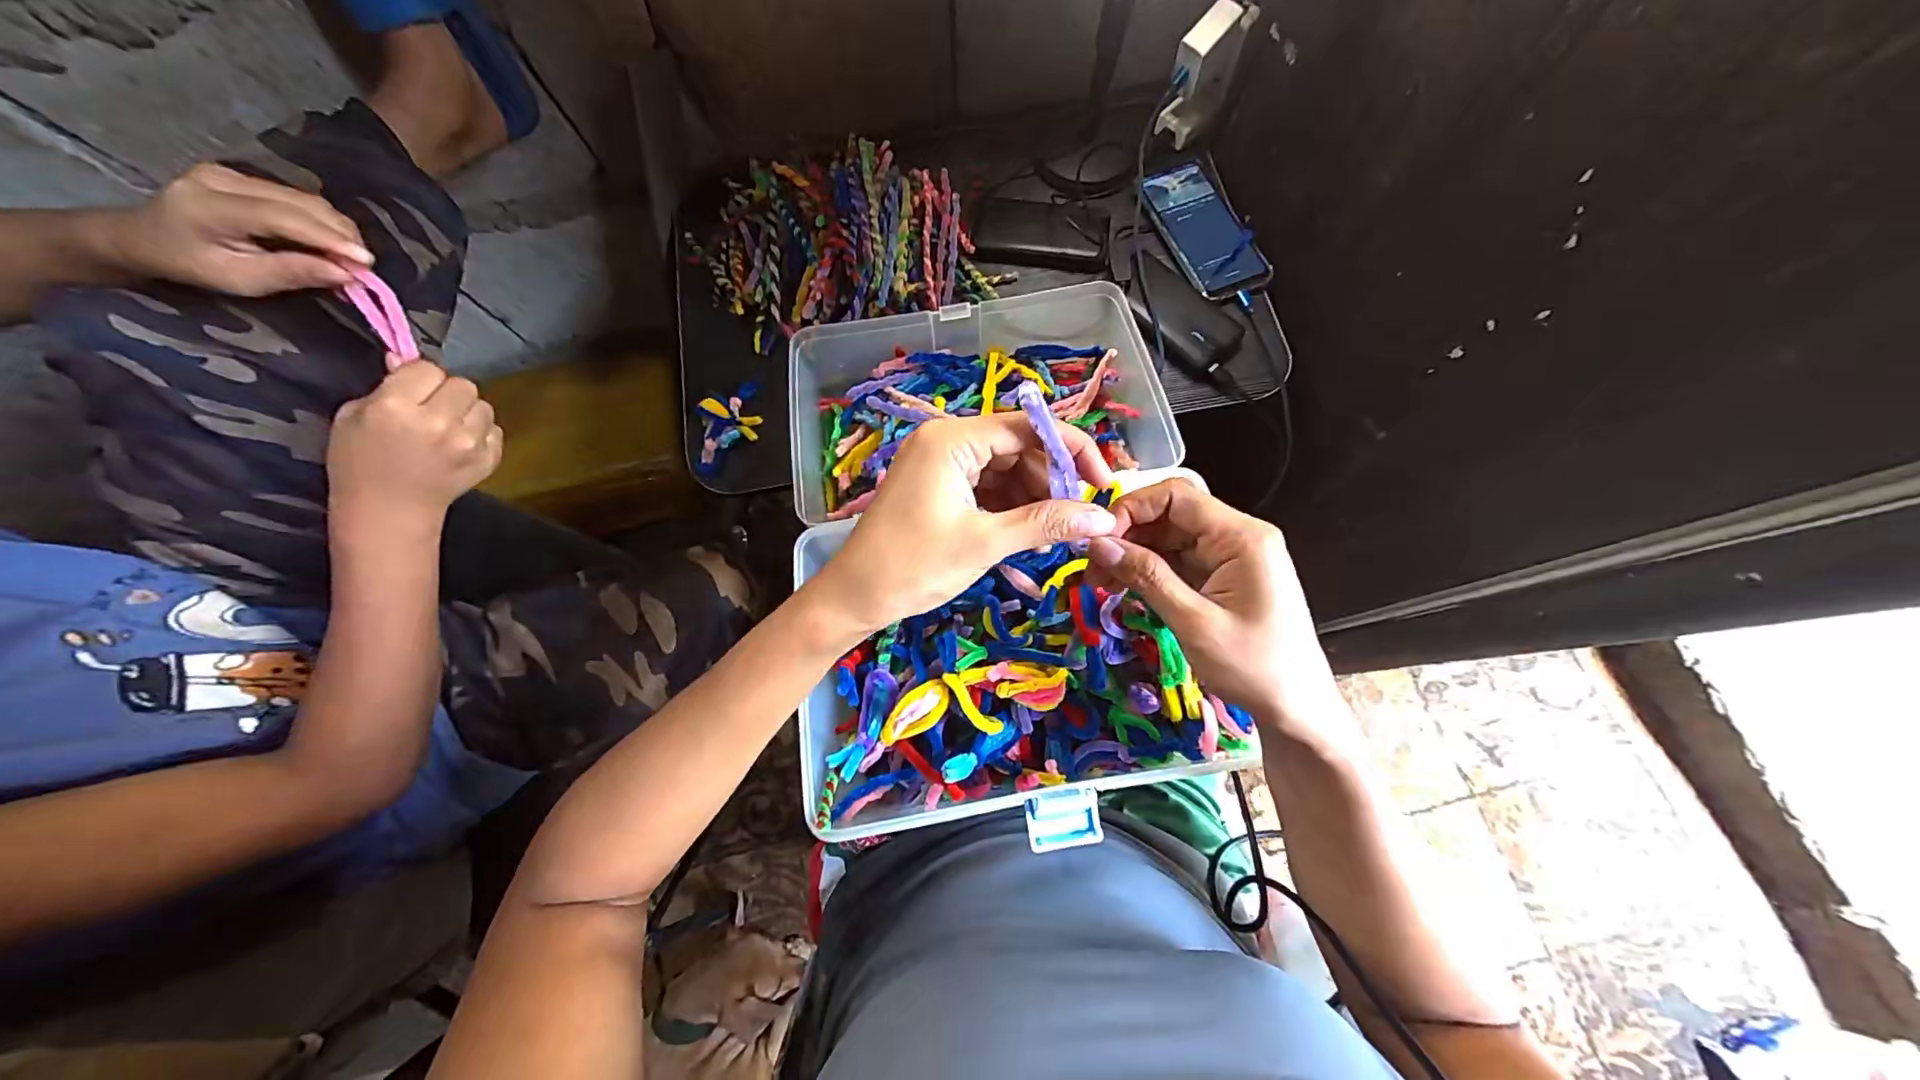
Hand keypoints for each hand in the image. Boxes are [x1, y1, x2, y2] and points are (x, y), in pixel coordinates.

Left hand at [110, 164, 372, 295]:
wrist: (145, 237)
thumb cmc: (190, 265)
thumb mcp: (238, 280)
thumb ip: (290, 273)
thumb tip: (346, 274)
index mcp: (209, 204)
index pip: (283, 216)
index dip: (329, 238)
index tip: (367, 263)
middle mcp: (223, 179)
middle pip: (302, 204)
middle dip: (342, 236)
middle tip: (364, 268)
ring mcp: (235, 173)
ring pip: (308, 200)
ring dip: (339, 230)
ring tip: (352, 258)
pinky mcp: (247, 176)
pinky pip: (301, 199)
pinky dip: (326, 223)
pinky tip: (333, 243)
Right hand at [327, 362, 501, 531]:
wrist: (391, 509)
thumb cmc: (360, 461)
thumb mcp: (353, 417)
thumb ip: (383, 386)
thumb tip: (403, 360)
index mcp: (397, 407)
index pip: (428, 368)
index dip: (420, 377)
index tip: (413, 389)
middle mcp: (439, 422)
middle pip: (463, 384)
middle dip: (448, 392)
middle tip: (434, 408)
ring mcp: (468, 443)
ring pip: (484, 406)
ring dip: (468, 412)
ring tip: (449, 427)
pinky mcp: (488, 459)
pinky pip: (495, 431)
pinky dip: (481, 434)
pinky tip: (462, 444)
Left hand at [810, 412, 1118, 633]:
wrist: (854, 597)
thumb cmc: (914, 565)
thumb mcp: (985, 542)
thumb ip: (1046, 523)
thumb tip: (1103, 517)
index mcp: (952, 439)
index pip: (1029, 426)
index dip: (1073, 451)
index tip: (1102, 484)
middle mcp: (947, 440)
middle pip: (1019, 447)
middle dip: (1052, 482)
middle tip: (1078, 519)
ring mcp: (940, 464)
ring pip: (1005, 470)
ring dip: (1034, 498)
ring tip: (1055, 535)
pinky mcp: (938, 487)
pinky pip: (987, 487)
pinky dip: (1010, 508)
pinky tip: (1029, 535)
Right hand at [1084, 478, 1344, 737]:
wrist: (1296, 708)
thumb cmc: (1254, 667)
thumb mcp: (1194, 622)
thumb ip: (1147, 577)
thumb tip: (1101, 545)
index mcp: (1242, 537)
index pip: (1177, 496)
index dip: (1132, 508)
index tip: (1098, 538)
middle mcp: (1237, 538)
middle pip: (1170, 515)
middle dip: (1127, 536)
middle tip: (1092, 568)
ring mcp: (1230, 558)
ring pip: (1169, 539)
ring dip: (1133, 555)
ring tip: (1101, 583)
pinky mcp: (1221, 577)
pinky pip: (1178, 561)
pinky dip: (1148, 572)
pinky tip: (1123, 588)